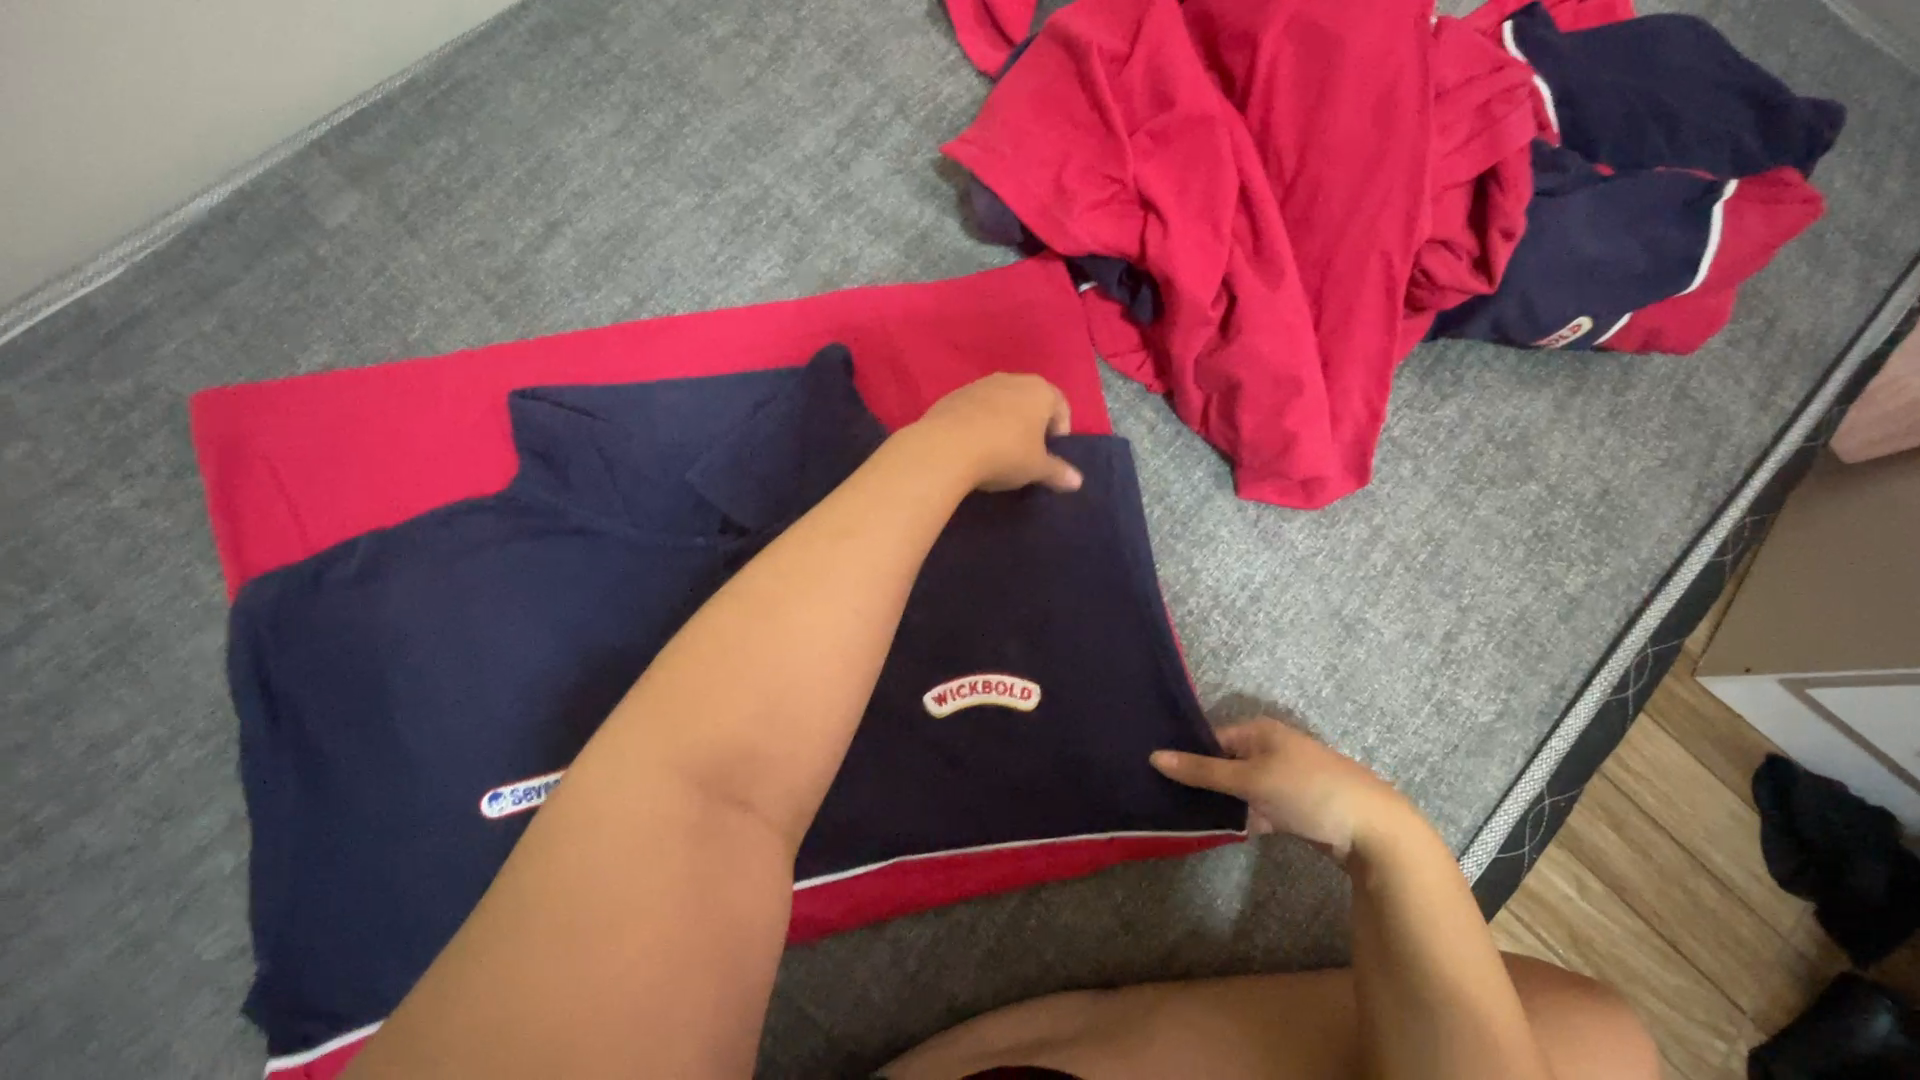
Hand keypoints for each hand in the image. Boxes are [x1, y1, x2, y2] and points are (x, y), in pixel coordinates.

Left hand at [909, 374, 1081, 492]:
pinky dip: (979, 424)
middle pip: (1030, 401)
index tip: (1050, 455)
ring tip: (997, 451)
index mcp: (1040, 390)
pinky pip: (975, 409)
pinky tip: (972, 447)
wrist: (946, 446)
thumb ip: (1058, 472)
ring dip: (1004, 423)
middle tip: (1026, 454)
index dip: (1060, 432)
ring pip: (1002, 403)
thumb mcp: (1036, 468)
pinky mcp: (953, 395)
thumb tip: (1077, 482)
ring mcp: (980, 384)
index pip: (1061, 407)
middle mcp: (1012, 379)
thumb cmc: (1005, 453)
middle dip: (1032, 425)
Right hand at [1150, 718, 1420, 864]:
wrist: (1373, 830)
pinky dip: (1242, 818)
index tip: (1157, 777)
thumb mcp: (1250, 779)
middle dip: (1201, 782)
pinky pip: (1256, 808)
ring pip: (1239, 789)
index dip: (1186, 757)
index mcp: (1260, 731)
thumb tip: (1154, 756)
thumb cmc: (1308, 791)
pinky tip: (1223, 831)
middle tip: (1166, 801)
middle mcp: (1270, 748)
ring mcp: (1283, 779)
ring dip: (1222, 803)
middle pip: (1223, 763)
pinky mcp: (1292, 807)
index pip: (1210, 739)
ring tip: (1185, 817)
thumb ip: (1202, 771)